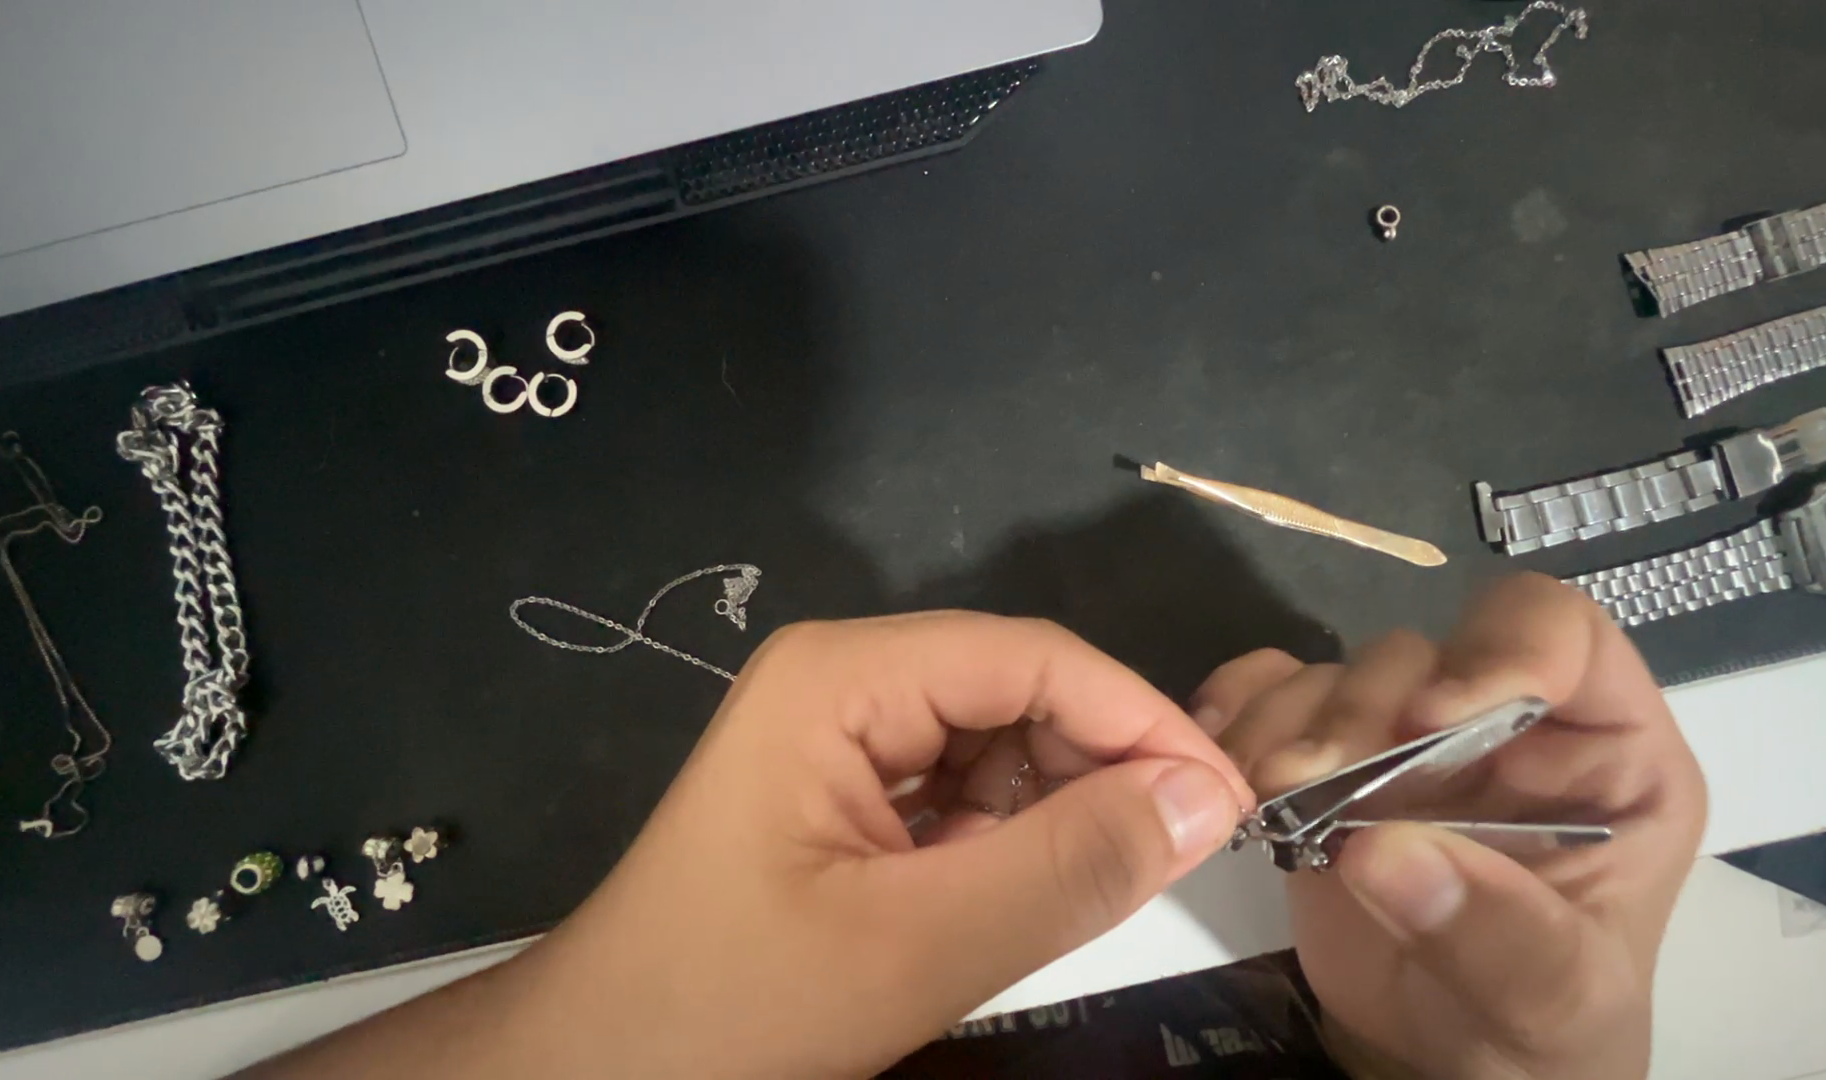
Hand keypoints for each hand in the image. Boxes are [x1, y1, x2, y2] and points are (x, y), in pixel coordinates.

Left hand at [248, 613, 1251, 1079]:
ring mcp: (845, 718)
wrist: (603, 1058)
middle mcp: (846, 671)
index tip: (1223, 800)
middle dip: (1097, 759)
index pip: (1026, 657)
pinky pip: (960, 775)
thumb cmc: (730, 1005)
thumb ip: (1065, 870)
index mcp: (844, 674)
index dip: (1134, 716)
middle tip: (1173, 849)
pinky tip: (1011, 880)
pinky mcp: (850, 770)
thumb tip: (1201, 799)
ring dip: (1054, 797)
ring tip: (1088, 878)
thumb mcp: (911, 949)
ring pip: (994, 732)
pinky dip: (1008, 823)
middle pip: (1011, 685)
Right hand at [1190, 574, 1705, 1079]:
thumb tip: (1382, 852)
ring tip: (1258, 793)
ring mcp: (1393, 729)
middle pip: (1415, 655)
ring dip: (1282, 722)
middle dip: (1354, 714)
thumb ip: (1494, 933)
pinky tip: (1220, 751)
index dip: (1501, 649)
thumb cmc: (1526, 1026)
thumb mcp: (1550, 1001)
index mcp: (1594, 756)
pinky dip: (1236, 707)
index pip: (1563, 637)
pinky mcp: (1315, 743)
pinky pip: (1266, 687)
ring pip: (1330, 673)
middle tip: (1299, 781)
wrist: (1426, 1048)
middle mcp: (1489, 724)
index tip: (1429, 719)